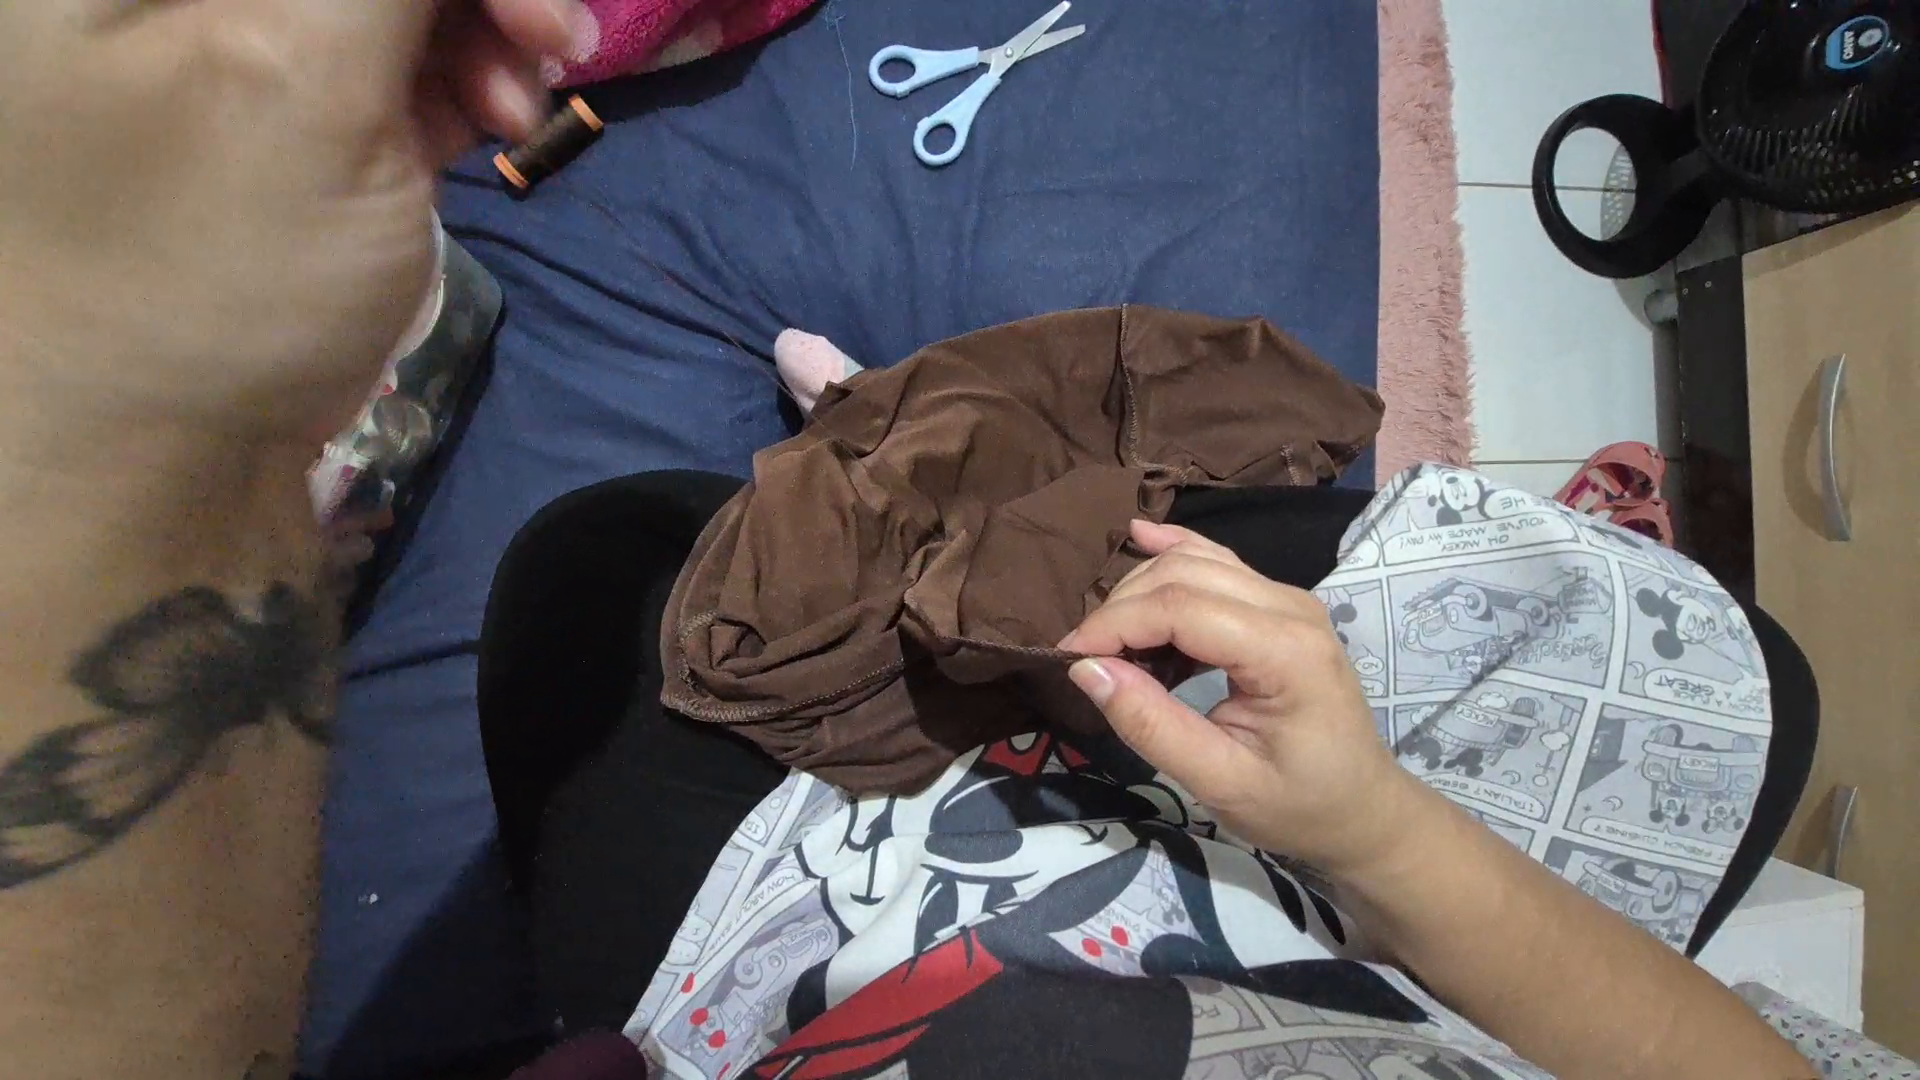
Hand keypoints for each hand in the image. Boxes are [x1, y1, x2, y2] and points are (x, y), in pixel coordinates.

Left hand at [0, 0, 584, 453]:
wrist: (184, 419)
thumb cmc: (218, 259)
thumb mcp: (299, 87)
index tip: (540, 12)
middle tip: (555, 48)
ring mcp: (252, 39)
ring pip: (405, 2)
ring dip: (487, 37)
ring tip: (516, 115)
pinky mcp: (314, 110)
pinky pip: (411, 60)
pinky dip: (470, 84)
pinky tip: (495, 124)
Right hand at [1059, 520, 1436, 877]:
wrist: (1363, 810)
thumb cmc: (1299, 805)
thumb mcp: (1221, 783)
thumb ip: (1151, 724)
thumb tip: (1086, 670)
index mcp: (1284, 651)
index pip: (1178, 607)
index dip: (1113, 624)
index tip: (1067, 658)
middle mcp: (1289, 606)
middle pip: (1181, 574)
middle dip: (1119, 609)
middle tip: (1083, 659)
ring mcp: (1286, 597)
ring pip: (1192, 561)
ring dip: (1137, 590)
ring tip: (1106, 639)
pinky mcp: (1276, 602)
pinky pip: (1214, 560)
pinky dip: (1171, 550)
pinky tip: (1138, 536)